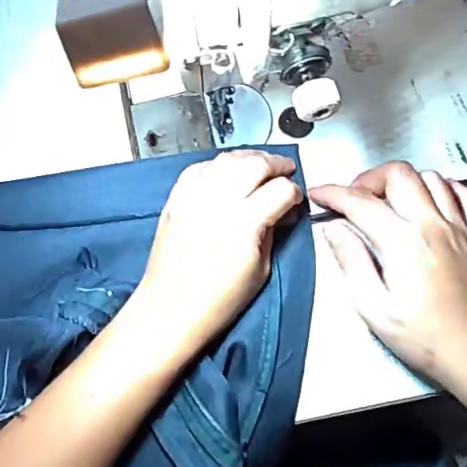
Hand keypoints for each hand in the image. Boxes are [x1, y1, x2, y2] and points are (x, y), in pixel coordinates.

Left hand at [126, 150, 304, 362]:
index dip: (294, 192)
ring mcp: (193, 197)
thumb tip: (282, 211)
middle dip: (276, 164)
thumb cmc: (215, 300)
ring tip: (259, 166)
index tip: (295, 198)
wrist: (170, 308)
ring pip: (227, 158)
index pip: (280, 189)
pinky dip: (217, 165)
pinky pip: (199, 168)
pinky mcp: (176, 199)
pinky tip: (226, 173)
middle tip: (285, 170)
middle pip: (255, 163)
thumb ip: (273, 232)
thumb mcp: (260, 270)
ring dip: (248, 159)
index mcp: (243, 224)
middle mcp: (217, 203)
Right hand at [310, 162, 466, 409]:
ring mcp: (461, 227)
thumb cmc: (427, 339)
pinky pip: (464, 194)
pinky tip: (430, 201)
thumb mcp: (375, 309)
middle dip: (368, 178)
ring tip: (388, 200)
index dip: (333, 193)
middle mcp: (434, 225)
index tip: (319, 195)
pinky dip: (442, 188)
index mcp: (404, 243)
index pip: (360, 202)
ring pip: (431, 177)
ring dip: (404, 182)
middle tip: (353, 197)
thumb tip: (333, 231)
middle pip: (399, 174)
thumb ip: (352, 262)